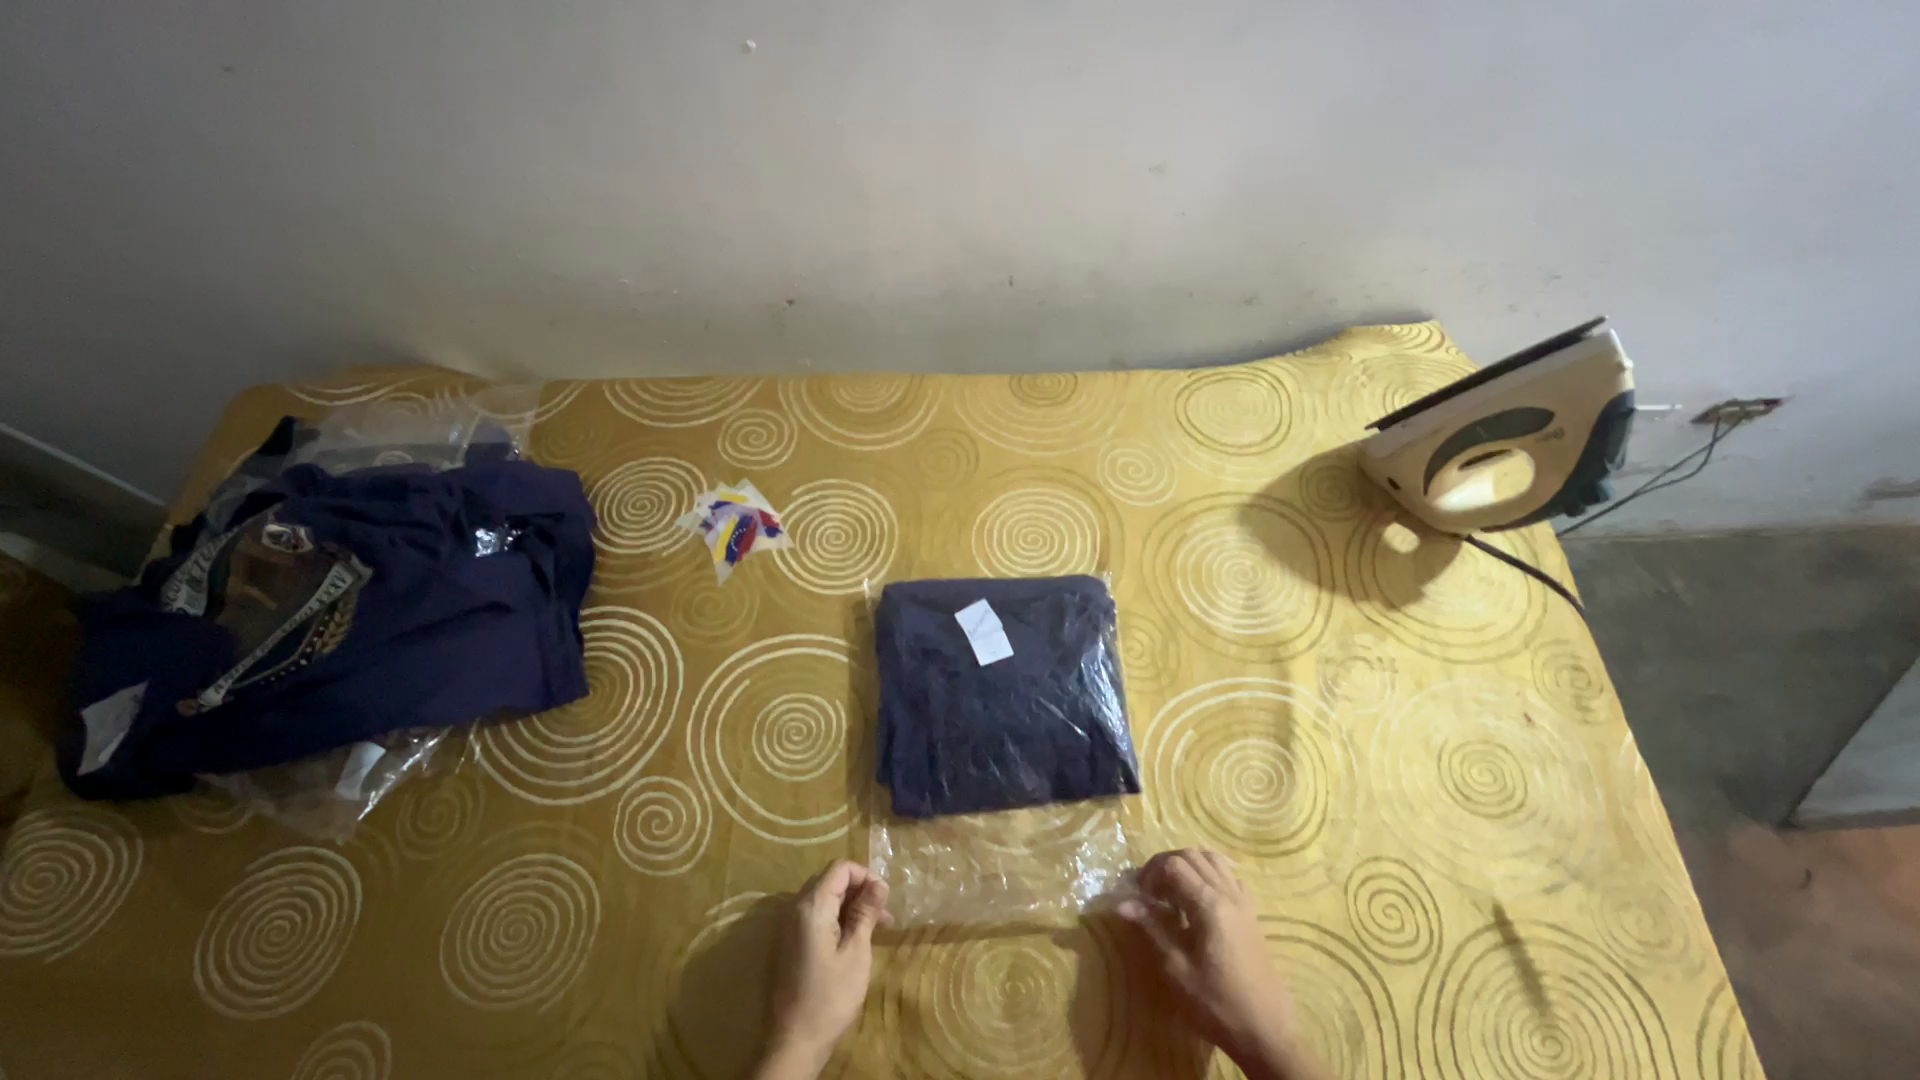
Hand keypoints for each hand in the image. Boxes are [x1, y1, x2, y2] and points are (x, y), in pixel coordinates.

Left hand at [755, 860, 892, 1079]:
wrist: (793, 1041)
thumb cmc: (830, 997)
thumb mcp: (856, 952)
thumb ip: (865, 913)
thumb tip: (879, 884)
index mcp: (810, 906)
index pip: (840, 868)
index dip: (866, 875)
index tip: (885, 898)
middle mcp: (793, 908)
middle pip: (829, 880)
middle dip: (858, 890)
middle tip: (883, 915)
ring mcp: (786, 926)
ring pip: (821, 898)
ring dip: (848, 905)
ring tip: (872, 929)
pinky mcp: (786, 943)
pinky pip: (811, 916)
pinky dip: (833, 918)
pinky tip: (850, 940)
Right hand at [1117, 849, 1324, 1079]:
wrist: (1266, 1032)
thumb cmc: (1217, 1004)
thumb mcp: (1177, 969)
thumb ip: (1152, 929)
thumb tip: (1122, 903)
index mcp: (1210, 905)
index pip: (1174, 865)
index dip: (1150, 874)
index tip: (1139, 897)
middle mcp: (1229, 894)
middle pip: (1192, 855)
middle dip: (1165, 865)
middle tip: (1150, 892)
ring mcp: (1244, 902)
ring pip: (1213, 860)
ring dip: (1188, 866)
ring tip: (1172, 893)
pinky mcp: (1252, 914)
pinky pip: (1229, 877)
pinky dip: (1209, 876)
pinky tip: (1198, 901)